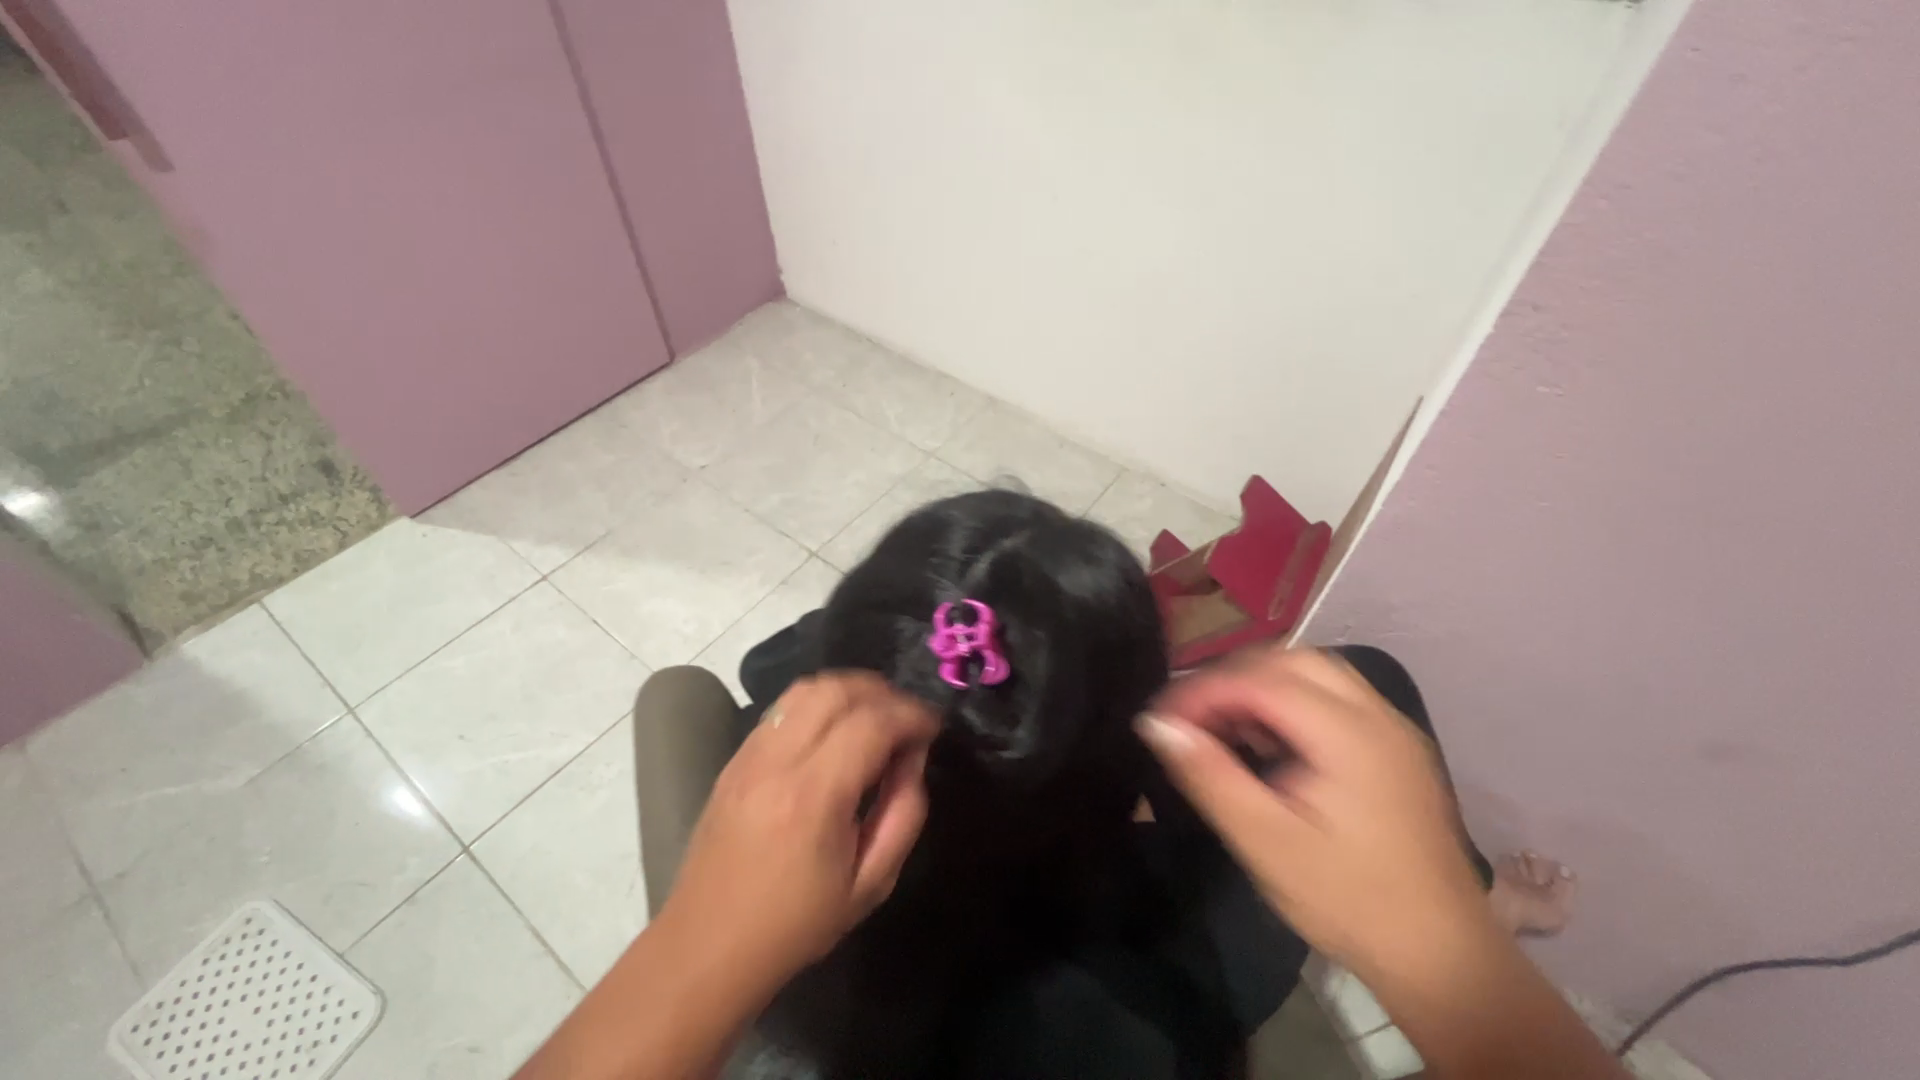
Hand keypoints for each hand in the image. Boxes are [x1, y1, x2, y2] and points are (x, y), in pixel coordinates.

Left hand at [655, 672, 938, 989]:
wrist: (707, 947)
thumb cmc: (795, 925)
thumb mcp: (871, 884)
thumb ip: (904, 814)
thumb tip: (913, 759)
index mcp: (813, 797)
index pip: (872, 723)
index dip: (911, 715)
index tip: (933, 728)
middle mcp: (776, 762)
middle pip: (835, 689)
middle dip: (882, 692)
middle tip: (907, 719)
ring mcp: (748, 756)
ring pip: (805, 689)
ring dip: (849, 690)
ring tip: (875, 717)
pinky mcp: (733, 761)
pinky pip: (782, 709)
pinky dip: (819, 704)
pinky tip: (835, 732)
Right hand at [1139, 648, 1492, 979]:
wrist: (1441, 957)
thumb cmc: (1347, 900)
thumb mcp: (1265, 842)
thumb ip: (1209, 775)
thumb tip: (1156, 724)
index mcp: (1348, 734)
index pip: (1259, 680)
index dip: (1202, 691)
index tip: (1161, 722)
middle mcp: (1377, 716)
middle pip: (1292, 660)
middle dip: (1232, 678)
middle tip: (1192, 718)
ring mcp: (1394, 731)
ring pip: (1317, 674)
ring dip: (1263, 686)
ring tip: (1226, 726)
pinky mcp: (1398, 751)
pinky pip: (1337, 698)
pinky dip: (1293, 702)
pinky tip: (1271, 743)